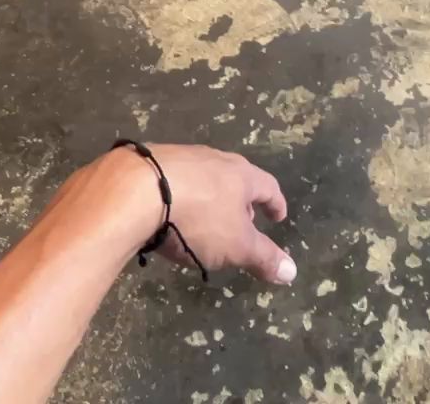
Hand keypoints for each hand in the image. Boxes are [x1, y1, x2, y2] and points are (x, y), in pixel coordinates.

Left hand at [68, 144, 295, 285]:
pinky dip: (182, 196)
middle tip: (242, 223)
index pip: (268, 186)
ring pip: (206, 177)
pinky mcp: (153, 162)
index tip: (278, 217)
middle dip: (241, 202)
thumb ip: (263, 257)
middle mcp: (215, 159)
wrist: (137, 190)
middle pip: (236, 178)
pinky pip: (176, 179)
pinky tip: (171, 213)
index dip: (275, 203)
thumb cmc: (198, 217)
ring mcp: (183, 157)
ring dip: (211, 198)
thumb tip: (292, 271)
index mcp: (241, 174)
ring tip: (206, 221)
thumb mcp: (236, 245)